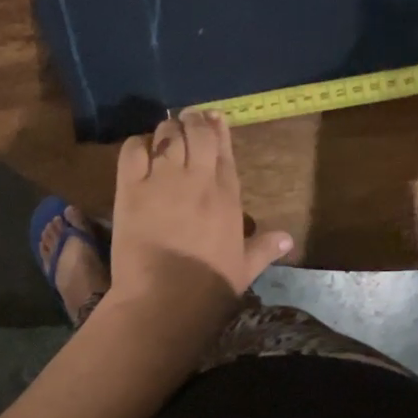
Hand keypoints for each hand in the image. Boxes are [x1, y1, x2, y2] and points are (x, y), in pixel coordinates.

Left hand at [109, 110, 292, 306]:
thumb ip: (264, 248)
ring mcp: (163, 179)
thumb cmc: (209, 289)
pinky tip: (139, 150)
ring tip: (164, 135)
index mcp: (227, 195)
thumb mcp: (244, 268)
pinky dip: (137, 144)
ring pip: (166, 134)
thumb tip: (288, 239)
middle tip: (186, 121)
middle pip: (196, 131)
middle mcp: (197, 178)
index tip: (213, 116)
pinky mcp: (130, 188)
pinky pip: (133, 149)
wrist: (164, 300)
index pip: (223, 148)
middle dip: (192, 121)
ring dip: (166, 130)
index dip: (218, 127)